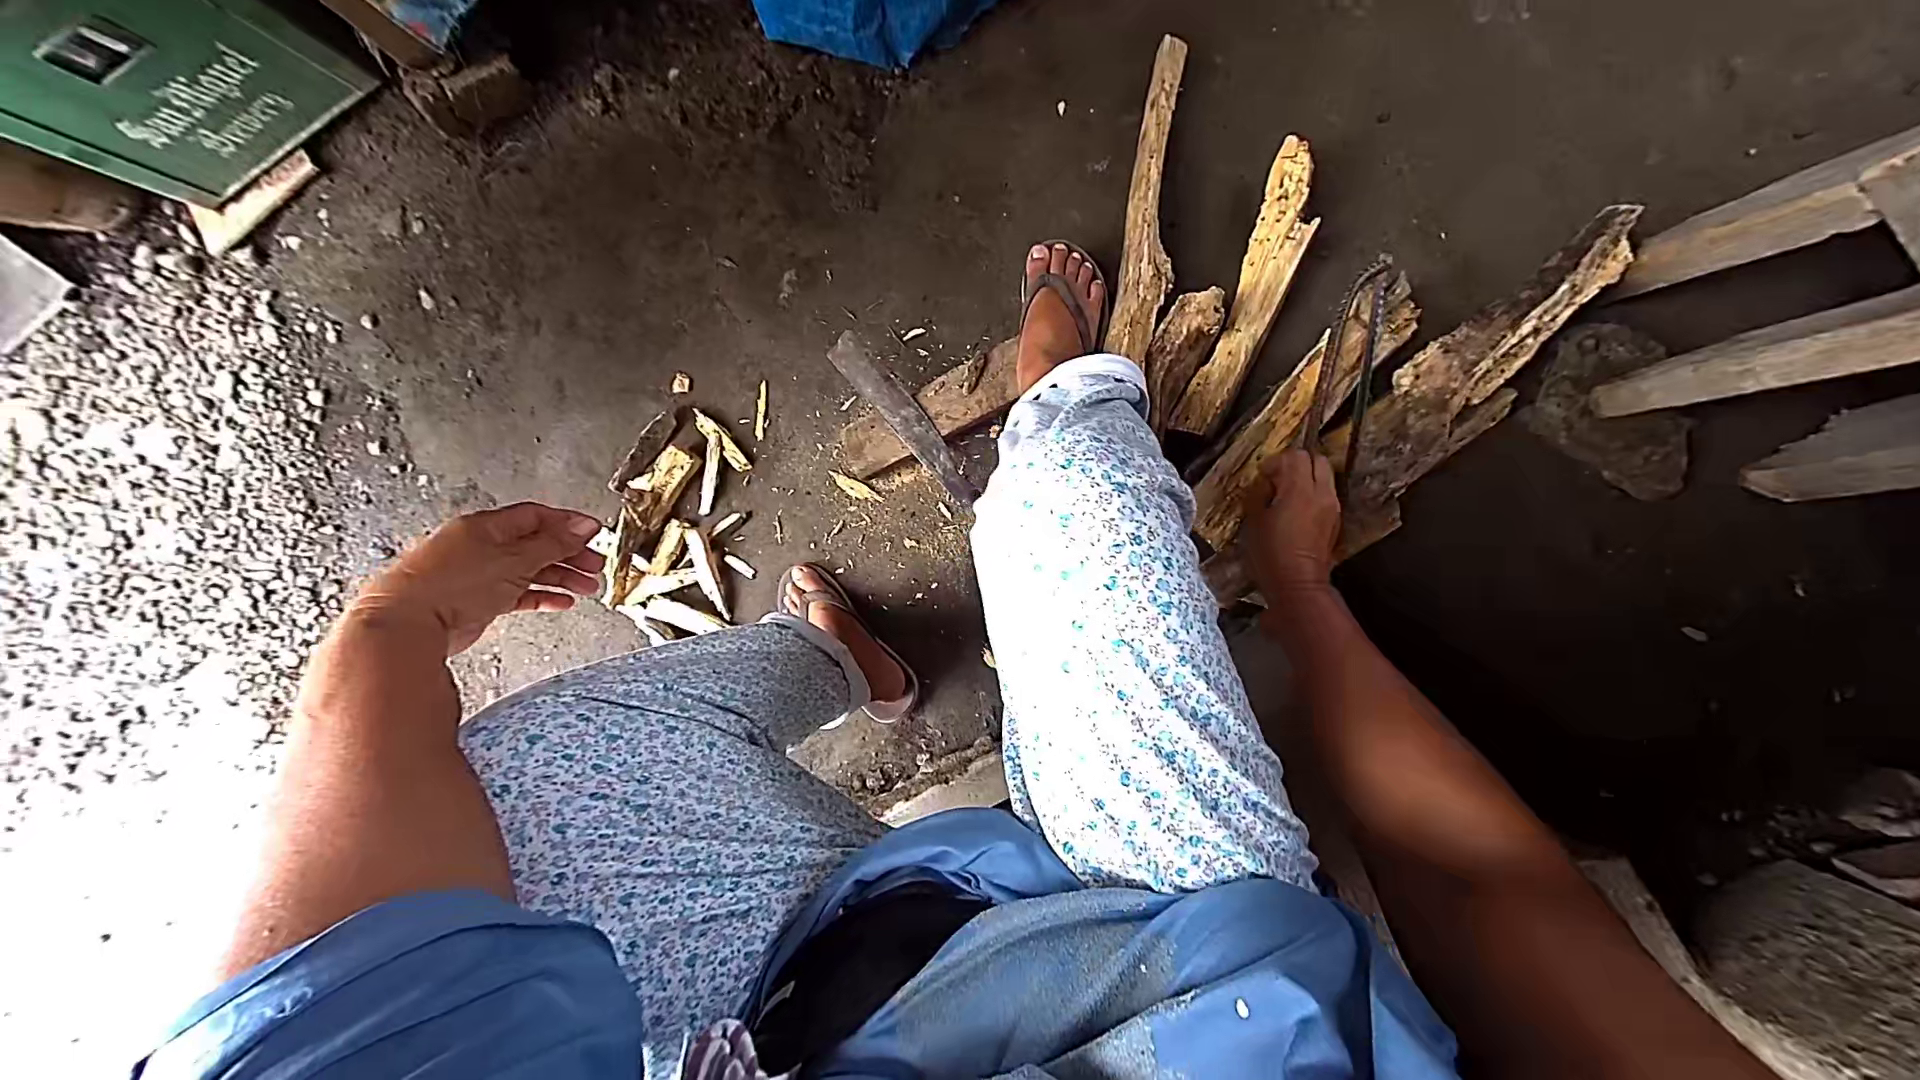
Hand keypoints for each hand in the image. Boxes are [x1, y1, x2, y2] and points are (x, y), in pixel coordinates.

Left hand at [350, 502, 606, 654]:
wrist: (407, 625)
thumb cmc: (448, 585)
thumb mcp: (515, 558)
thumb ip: (554, 543)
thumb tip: (583, 527)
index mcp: (485, 527)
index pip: (536, 518)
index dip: (568, 524)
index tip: (594, 533)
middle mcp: (480, 547)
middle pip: (536, 545)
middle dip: (570, 554)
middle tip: (594, 564)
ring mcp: (477, 574)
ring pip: (530, 570)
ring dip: (561, 577)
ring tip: (585, 587)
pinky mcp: (476, 600)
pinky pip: (518, 593)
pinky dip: (542, 596)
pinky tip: (560, 602)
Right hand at [1244, 449, 1341, 595]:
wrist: (1297, 584)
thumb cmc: (1269, 553)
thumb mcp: (1253, 521)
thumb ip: (1260, 494)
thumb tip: (1266, 483)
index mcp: (1299, 489)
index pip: (1295, 456)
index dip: (1276, 461)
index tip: (1263, 476)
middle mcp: (1322, 493)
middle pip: (1317, 459)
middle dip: (1297, 463)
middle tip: (1277, 479)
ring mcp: (1333, 507)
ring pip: (1325, 476)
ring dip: (1307, 478)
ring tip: (1286, 495)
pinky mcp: (1335, 520)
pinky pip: (1326, 494)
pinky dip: (1312, 494)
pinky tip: (1296, 511)